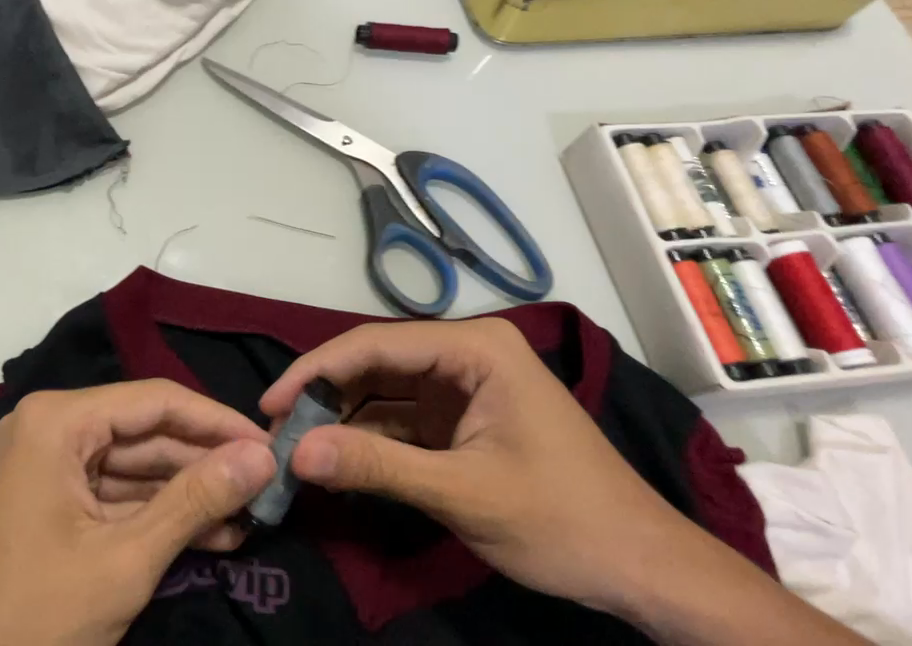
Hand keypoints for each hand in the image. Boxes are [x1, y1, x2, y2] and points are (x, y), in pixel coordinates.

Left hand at [0, 379, 276, 645]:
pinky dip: (156, 517)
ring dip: (187, 496)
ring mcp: (46, 467)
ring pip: (133, 468)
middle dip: (205, 464)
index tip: (272, 447)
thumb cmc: (32, 615)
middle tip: (267, 489)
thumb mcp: (124, 559)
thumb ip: (195, 501)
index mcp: (59, 420)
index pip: (156, 401)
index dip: (218, 422)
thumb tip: (263, 457)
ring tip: (250, 520)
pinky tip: (210, 536)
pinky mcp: (47, 505)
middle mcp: (51, 429)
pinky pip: (112, 497)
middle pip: (146, 433)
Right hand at [259, 318, 723, 615]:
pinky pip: (406, 419)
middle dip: (326, 396)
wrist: (643, 568)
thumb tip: (295, 454)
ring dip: (344, 418)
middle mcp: (469, 353)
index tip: (268, 406)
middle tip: (275, 431)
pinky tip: (338, 459)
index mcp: (477, 347)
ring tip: (296, 447)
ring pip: (387, 391)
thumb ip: (377, 467)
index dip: (315, 372)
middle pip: (377, 363)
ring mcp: (468, 386)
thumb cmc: (563, 520)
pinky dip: (372, 439)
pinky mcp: (467, 420)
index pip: (375, 344)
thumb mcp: (463, 493)